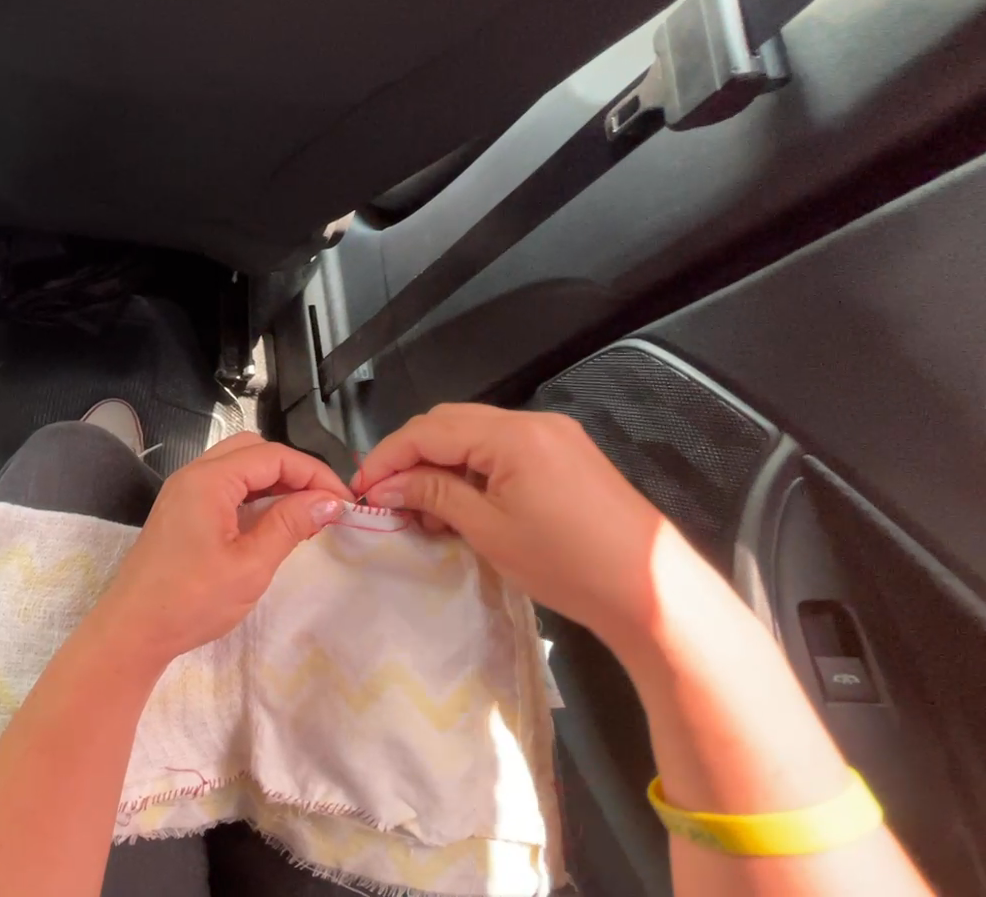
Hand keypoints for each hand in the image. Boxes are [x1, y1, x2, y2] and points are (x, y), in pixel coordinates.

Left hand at [90, 432, 348, 665]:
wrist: (134, 627)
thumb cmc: (192, 599)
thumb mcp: (250, 565)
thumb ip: (289, 525)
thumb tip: (329, 501)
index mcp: (207, 479)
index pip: (272, 455)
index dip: (313, 473)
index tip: (345, 501)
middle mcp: (192, 475)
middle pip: (253, 450)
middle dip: (293, 470)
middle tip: (324, 503)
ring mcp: (183, 491)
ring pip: (237, 466)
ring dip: (273, 481)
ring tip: (305, 512)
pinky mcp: (181, 510)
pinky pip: (223, 486)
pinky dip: (252, 494)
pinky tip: (272, 520)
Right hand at [350, 403, 704, 648]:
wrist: (656, 595)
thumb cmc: (568, 564)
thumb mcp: (487, 530)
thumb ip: (432, 494)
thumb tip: (385, 486)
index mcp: (513, 435)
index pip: (427, 430)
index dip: (387, 457)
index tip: (361, 488)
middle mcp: (533, 422)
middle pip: (447, 422)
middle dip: (410, 455)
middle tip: (386, 494)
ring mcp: (554, 436)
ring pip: (471, 433)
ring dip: (438, 461)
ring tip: (422, 504)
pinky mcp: (565, 455)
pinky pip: (500, 448)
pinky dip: (469, 467)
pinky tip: (460, 500)